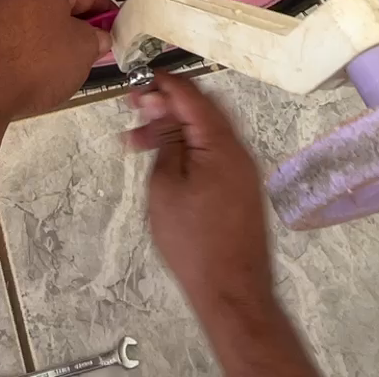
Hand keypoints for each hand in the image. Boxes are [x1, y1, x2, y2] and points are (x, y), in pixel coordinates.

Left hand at [0, 0, 113, 120]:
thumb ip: (96, 37)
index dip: (104, 13)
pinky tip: (17, 60)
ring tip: (52, 60)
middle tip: (87, 48)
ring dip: (40, 31)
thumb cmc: (36, 63)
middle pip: (52, 1)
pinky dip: (12, 40)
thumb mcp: (83, 51)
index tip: (114, 29)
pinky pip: (0, 29)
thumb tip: (97, 36)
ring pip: (25, 14)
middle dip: (70, 22)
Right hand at [128, 71, 275, 312]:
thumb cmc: (193, 242)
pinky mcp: (241, 187)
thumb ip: (165, 138)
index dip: (161, 84)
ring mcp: (243, 169)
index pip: (190, 95)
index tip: (135, 85)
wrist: (232, 294)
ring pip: (206, 130)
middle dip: (166, 104)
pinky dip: (189, 146)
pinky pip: (214, 151)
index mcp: (221, 143)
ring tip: (139, 142)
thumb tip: (161, 105)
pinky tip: (165, 160)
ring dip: (174, 127)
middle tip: (135, 111)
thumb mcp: (165, 184)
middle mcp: (239, 149)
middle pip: (201, 108)